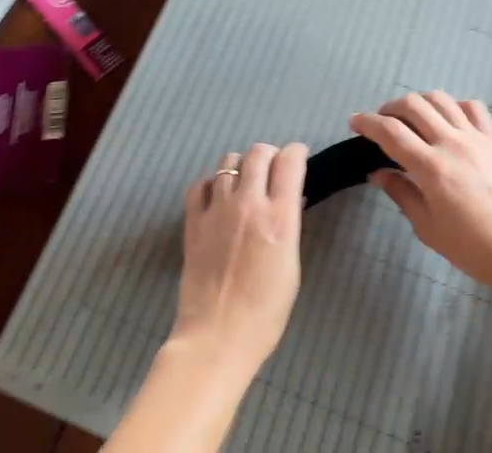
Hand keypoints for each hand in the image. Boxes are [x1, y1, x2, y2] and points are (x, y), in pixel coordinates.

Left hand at [171, 142, 307, 374]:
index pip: (290, 161)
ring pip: (228, 161)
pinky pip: (201, 184)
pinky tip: (217, 199)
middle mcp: (247, 204)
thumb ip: (288, 227)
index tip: (299, 158)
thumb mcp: (291, 268)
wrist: (217, 337)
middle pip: (258, 153)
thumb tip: (289, 202)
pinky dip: (212, 184)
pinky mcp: (192, 221)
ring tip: (245, 183)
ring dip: (241, 166)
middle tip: (273, 170)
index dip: (297, 153)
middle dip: (270, 155)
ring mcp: (216, 210)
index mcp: (278, 217)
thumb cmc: (265, 313)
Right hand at [352, 91, 491, 294]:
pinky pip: (473, 108)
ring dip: (419, 102)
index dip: (367, 123)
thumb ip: (402, 195)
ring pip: (442, 100)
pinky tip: (448, 119)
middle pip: (414, 105)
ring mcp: (477, 139)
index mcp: (431, 168)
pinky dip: (455, 105)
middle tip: (380, 122)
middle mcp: (452, 143)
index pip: (391, 132)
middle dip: (390, 108)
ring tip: (410, 117)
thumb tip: (378, 174)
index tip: (354, 122)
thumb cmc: (474, 249)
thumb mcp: (429, 229)